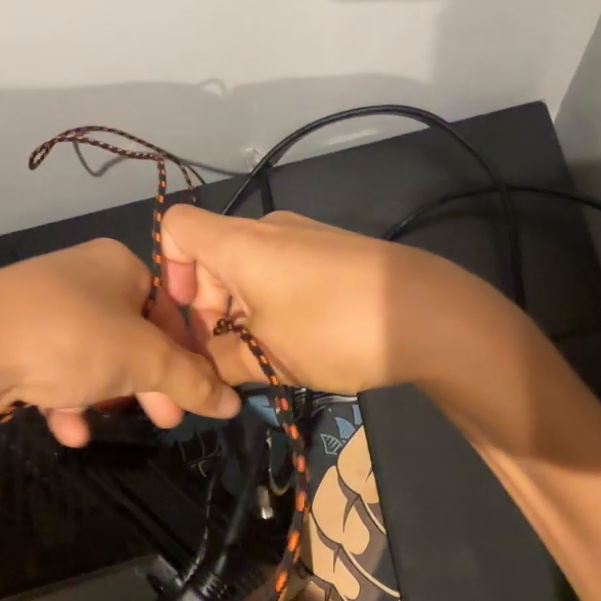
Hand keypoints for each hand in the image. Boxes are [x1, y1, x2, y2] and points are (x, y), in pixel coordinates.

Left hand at [0, 238, 240, 445]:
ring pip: (92, 356)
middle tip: (166, 419)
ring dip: (104, 394)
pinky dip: (64, 397)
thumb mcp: (142, 360)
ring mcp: (43, 308)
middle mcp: (81, 278)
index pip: (170, 307)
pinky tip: (66, 429)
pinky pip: (53, 369)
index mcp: (118, 264)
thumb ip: (191, 381)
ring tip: (106, 426)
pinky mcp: (14, 338)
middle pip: (132, 335)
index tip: (199, 393)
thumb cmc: (69, 339)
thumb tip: (233, 404)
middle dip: (149, 381)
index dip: (188, 352)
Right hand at [160, 204, 516, 394]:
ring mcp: (304, 239)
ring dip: (243, 316)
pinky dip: (274, 306)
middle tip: (228, 360)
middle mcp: (267, 230)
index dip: (169, 270)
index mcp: (238, 243)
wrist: (431, 314)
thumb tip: (202, 374)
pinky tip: (301, 344)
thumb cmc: (333, 327)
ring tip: (269, 360)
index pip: (176, 227)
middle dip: (209, 311)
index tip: (192, 316)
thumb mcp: (268, 357)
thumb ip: (221, 363)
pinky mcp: (333, 254)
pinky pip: (281, 274)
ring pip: (248, 272)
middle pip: (211, 259)